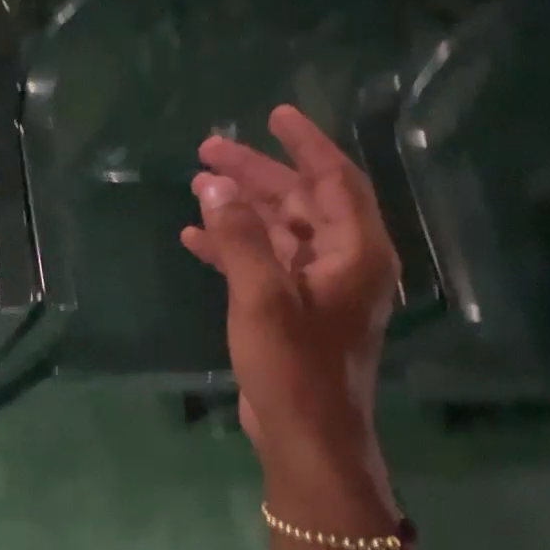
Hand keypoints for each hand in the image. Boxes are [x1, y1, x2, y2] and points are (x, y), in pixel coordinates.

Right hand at [181, 106, 400, 529]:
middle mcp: (342, 261)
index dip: (305, 143)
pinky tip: (195, 237)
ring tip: (197, 185)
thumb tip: (215, 186)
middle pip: (299, 200)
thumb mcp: (262, 296)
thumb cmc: (294, 364)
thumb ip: (239, 238)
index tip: (274, 114)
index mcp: (353, 251)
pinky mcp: (292, 309)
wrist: (307, 435)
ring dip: (241, 207)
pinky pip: (263, 262)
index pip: (333, 180)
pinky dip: (232, 246)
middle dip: (256, 174)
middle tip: (209, 150)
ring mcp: (318, 287)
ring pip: (278, 229)